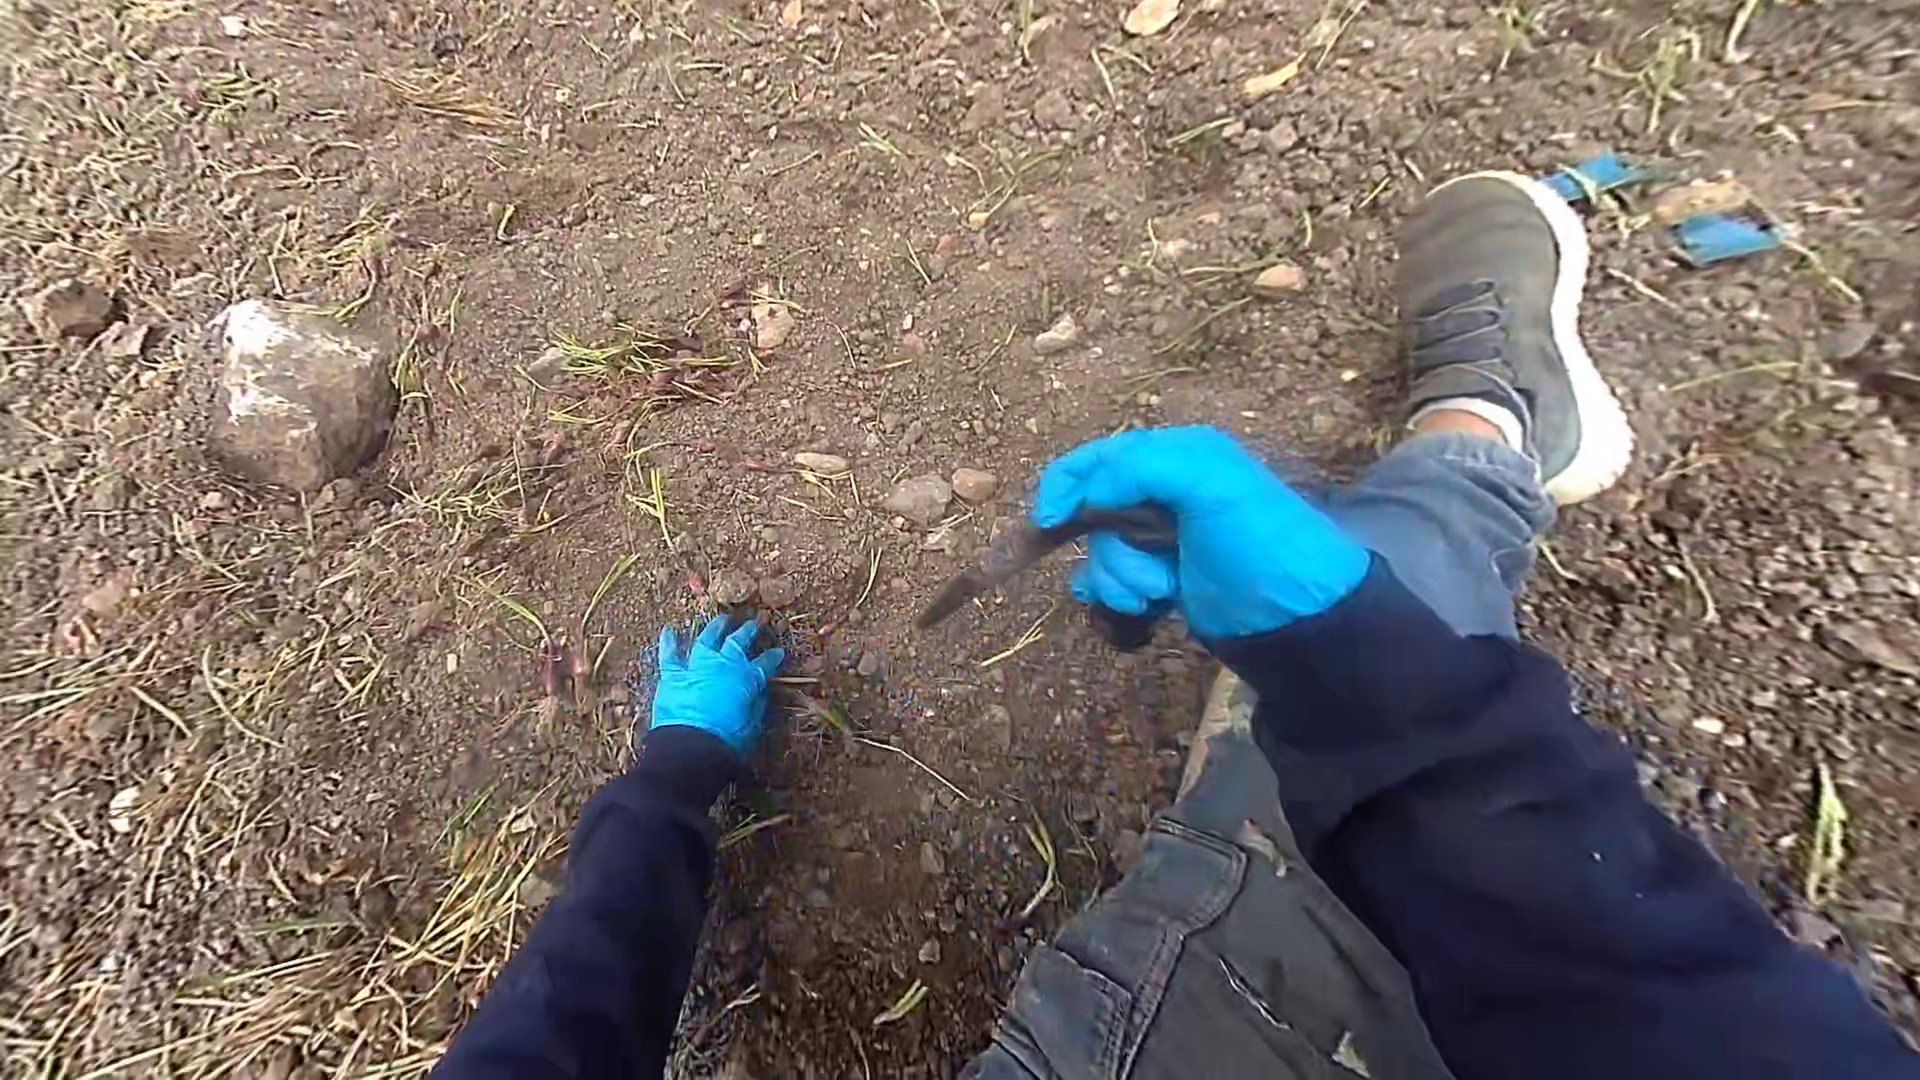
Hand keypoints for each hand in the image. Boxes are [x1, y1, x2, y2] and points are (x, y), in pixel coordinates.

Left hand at [650, 615, 785, 755]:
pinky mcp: (673, 675)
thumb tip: (759, 691)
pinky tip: (670, 629)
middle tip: (755, 623)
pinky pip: (669, 654)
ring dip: (716, 627)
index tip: (779, 652)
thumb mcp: (753, 723)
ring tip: (722, 618)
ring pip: (707, 639)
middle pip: (738, 641)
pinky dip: (669, 641)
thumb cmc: (728, 739)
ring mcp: (697, 666)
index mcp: (747, 677)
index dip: (773, 656)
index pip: (765, 662)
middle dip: (749, 631)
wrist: (691, 747)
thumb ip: (757, 703)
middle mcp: (723, 664)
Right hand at [1032, 426, 1369, 639]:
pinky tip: (1142, 608)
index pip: (1095, 460)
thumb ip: (1139, 469)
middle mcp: (1156, 493)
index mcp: (1169, 458)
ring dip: (1122, 577)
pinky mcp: (1154, 576)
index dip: (1062, 485)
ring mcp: (1154, 539)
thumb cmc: (1253, 539)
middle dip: (1110, 549)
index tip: (1047, 521)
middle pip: (1091, 513)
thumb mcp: (1207, 481)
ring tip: (1163, 591)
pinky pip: (1107, 582)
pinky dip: (1116, 596)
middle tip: (1144, 568)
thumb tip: (1085, 498)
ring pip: (1099, 554)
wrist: (1293, 612)